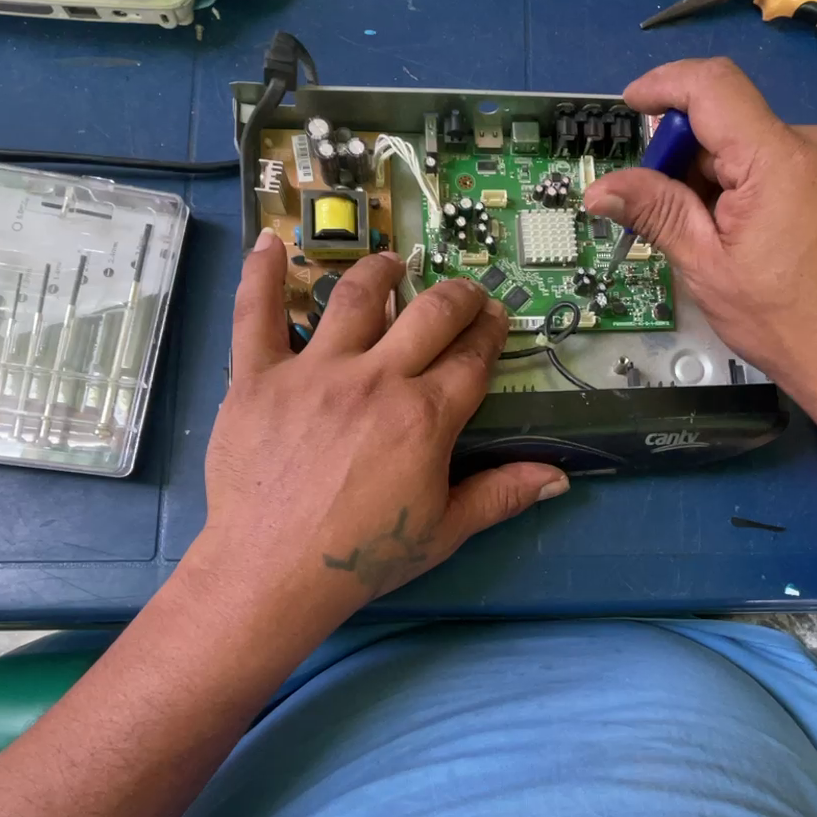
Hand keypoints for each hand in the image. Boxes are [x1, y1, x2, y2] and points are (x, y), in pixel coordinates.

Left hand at [190, 230, 567, 629]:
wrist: (272, 574)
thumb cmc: (364, 557)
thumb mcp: (445, 531)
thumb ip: (502, 496)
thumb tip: (560, 477)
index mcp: (426, 417)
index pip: (472, 359)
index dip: (490, 333)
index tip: (497, 318)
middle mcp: (377, 379)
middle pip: (429, 316)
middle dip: (457, 296)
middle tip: (465, 292)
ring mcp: (315, 371)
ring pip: (355, 298)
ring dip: (381, 271)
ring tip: (392, 263)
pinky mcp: (258, 376)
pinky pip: (256, 313)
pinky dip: (261, 273)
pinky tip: (270, 242)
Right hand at [584, 58, 816, 410]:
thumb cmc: (780, 322)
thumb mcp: (707, 269)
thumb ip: (657, 213)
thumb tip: (598, 189)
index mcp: (779, 159)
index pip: (713, 86)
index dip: (664, 85)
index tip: (630, 106)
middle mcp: (816, 144)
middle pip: (732, 123)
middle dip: (685, 155)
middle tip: (662, 211)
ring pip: (756, 149)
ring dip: (717, 179)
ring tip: (709, 241)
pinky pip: (785, 168)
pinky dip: (750, 189)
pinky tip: (747, 242)